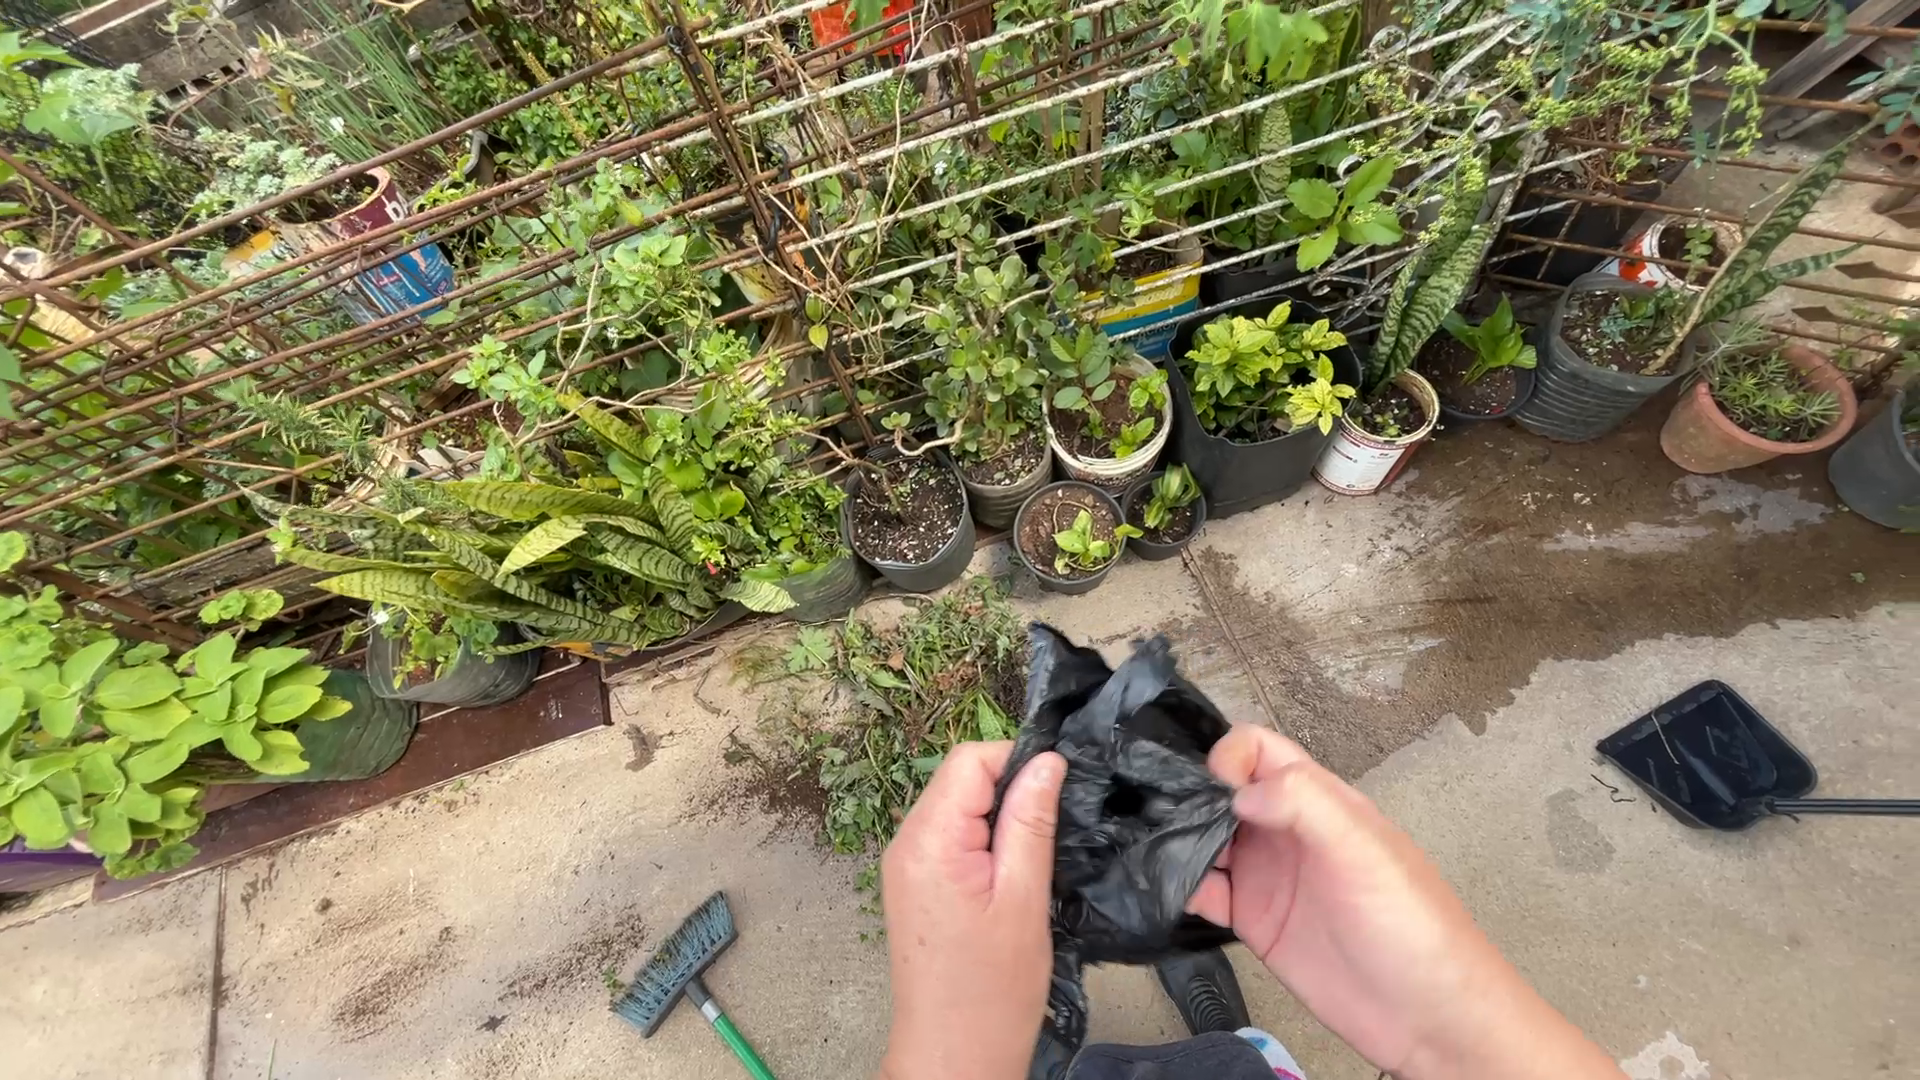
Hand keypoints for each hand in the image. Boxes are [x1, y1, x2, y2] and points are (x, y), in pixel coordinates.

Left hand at [878, 742, 1065, 1079]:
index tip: (1054, 787)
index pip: (968, 760)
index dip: (1014, 760)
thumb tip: (1047, 759)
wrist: (952, 1058)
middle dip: (1006, 787)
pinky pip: (947, 831)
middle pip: (958, 777)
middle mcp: (906, 839)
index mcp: (929, 839)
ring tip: (1029, 853)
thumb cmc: (993, 989)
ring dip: (995, 813)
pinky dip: (980, 835)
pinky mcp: (912, 879)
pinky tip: (1005, 868)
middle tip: (1047, 826)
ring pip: (955, 802)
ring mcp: (904, 860)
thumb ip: (1031, 820)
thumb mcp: (1024, 897)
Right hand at [1188, 726, 1622, 1079]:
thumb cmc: (1413, 924)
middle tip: (1161, 815)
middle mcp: (1280, 828)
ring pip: (1202, 836)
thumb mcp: (1365, 849)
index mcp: (1312, 799)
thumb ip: (1304, 803)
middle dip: (1186, 793)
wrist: (1434, 1024)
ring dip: (1174, 837)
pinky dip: (1177, 884)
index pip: (1255, 748)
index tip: (1215, 790)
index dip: (1228, 756)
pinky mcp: (1250, 918)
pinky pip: (1201, 890)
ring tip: (1150, 847)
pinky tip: (1162, 887)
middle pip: (1218, 789)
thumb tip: (1235, 791)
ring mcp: (1263, 873)